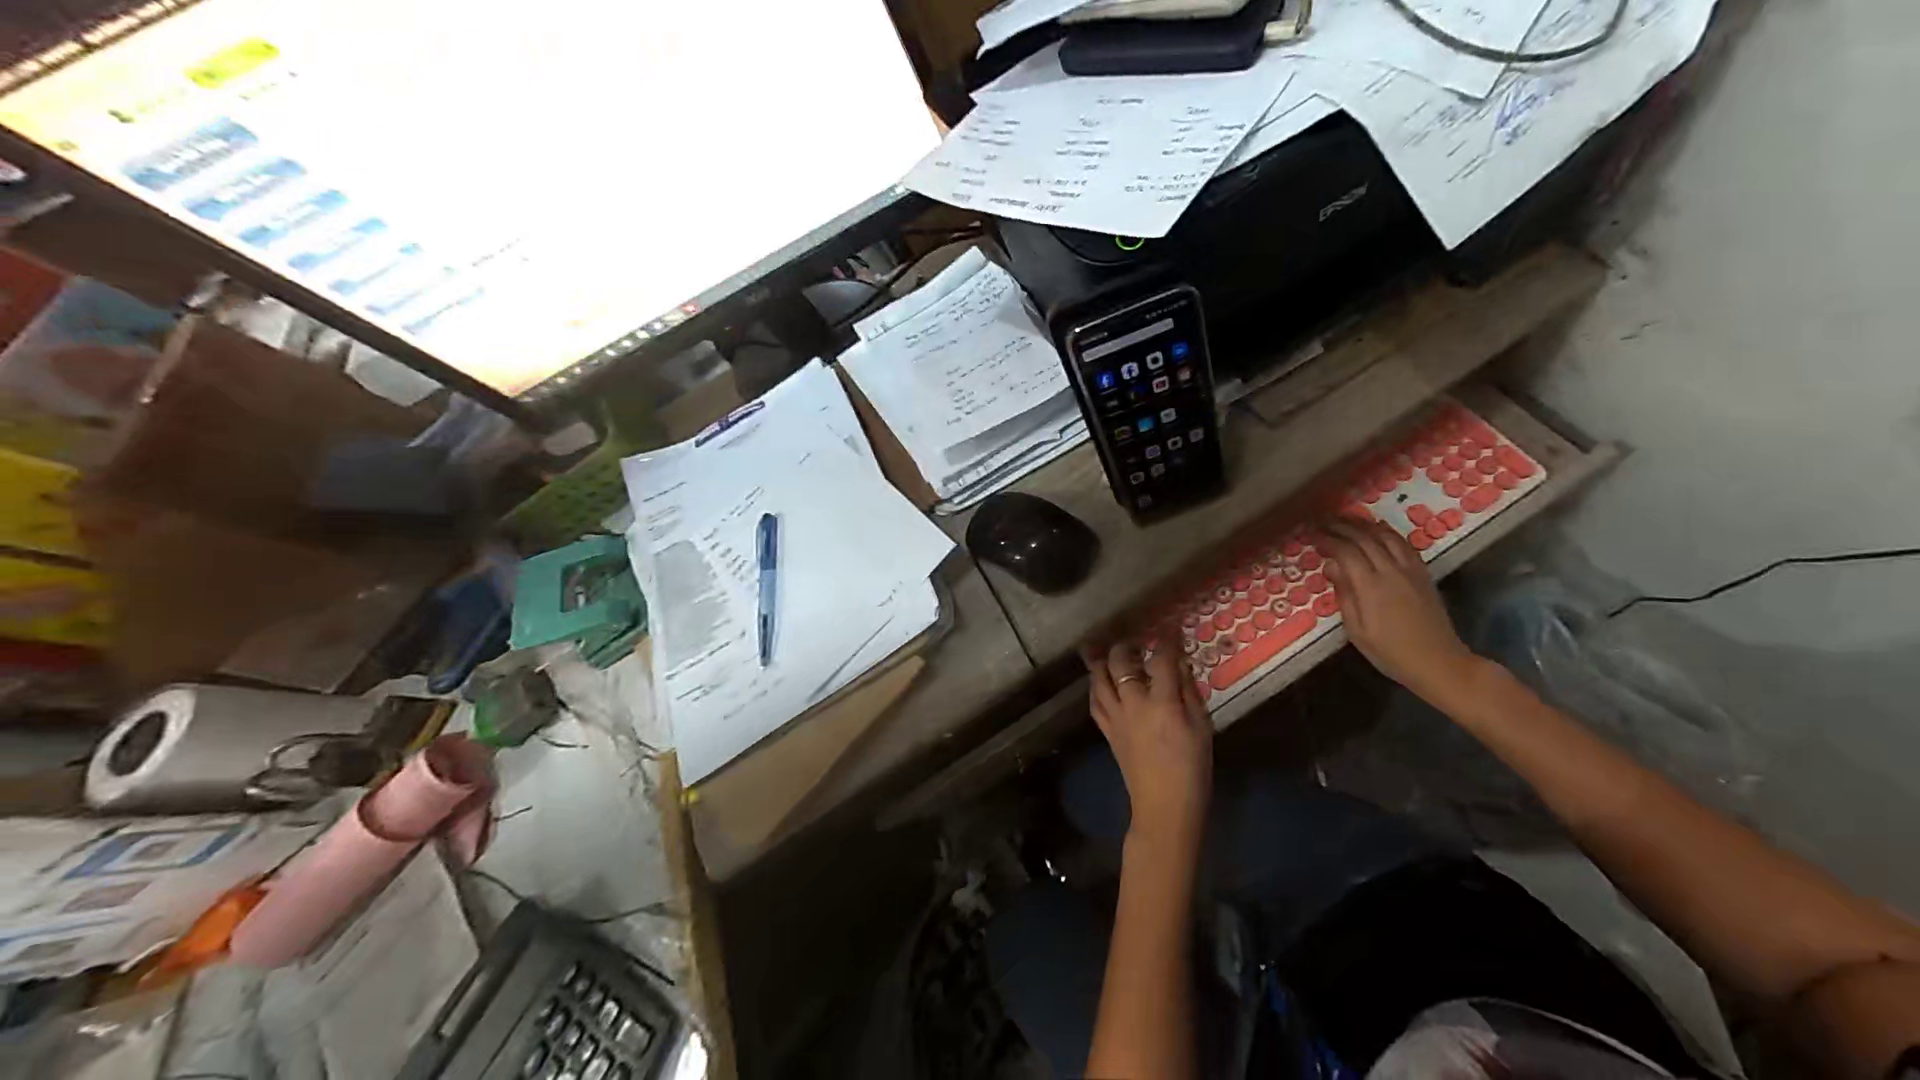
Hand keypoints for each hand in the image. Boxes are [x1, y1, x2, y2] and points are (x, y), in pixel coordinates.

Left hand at [1082, 642, 1212, 850]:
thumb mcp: (1202, 726)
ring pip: (1099, 677)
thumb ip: (1189, 692)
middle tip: (1135, 641)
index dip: (1166, 640)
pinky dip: (1097, 686)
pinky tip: (1101, 681)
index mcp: (1163, 701)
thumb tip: (1179, 666)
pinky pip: (1095, 700)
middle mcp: (1134, 702)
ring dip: (1102, 660)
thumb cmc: (1192, 767)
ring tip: (1106, 651)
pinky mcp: (1106, 730)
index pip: (1162, 658)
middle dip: (1126, 645)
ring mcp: (1116, 716)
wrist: (1165, 805)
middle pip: (1121, 661)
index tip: (1169, 629)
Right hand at [1319, 519, 1481, 703]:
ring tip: (1347, 519)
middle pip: (1365, 539)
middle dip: (1342, 527)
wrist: (1438, 662)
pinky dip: (1388, 533)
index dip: (1328, 540)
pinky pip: (1404, 545)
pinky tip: (1378, 530)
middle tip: (1323, 521)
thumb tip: (1331, 566)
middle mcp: (1392, 572)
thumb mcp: (1356, 630)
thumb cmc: (1390, 652)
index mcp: (1371, 587)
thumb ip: (1344, 594)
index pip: (1346, 552)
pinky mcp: (1423, 574)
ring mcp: (1411, 571)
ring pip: (1387, 536)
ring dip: (1365, 524)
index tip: (1312, 535)